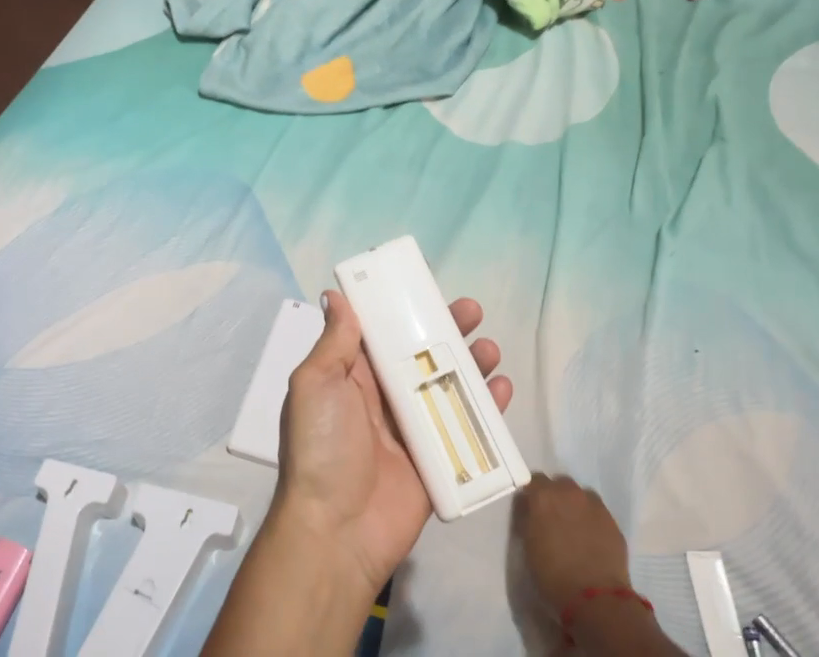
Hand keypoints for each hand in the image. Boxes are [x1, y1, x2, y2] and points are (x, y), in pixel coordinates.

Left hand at [272, 289, 512, 593]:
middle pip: (421, 356)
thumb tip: (337, 296)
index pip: (382, 334)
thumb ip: (334, 343)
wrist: (336, 530)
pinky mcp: (438, 461)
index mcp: (352, 378)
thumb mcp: (315, 385)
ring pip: (449, 387)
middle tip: (473, 312)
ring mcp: (413, 431)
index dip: (404, 310)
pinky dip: (488, 407)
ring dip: (472, 364)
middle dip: (448, 331)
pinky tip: (503, 388)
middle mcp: (383, 399)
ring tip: (491, 349)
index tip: (429, 289)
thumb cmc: (321, 448)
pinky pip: (467, 428)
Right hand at [513, 473, 631, 613]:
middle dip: (555, 496)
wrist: (594, 598)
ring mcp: (594, 505)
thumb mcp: (528, 546)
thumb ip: (528, 520)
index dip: (532, 494)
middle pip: (560, 483)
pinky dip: (592, 519)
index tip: (530, 508)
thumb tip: (530, 510)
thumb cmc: (552, 575)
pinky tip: (591, 539)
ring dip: (575, 505)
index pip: (534, 480)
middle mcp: (569, 493)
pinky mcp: (612, 520)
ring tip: (574, 528)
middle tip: (552, 518)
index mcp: (544, 497)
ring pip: (581, 495)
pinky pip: (598, 512)